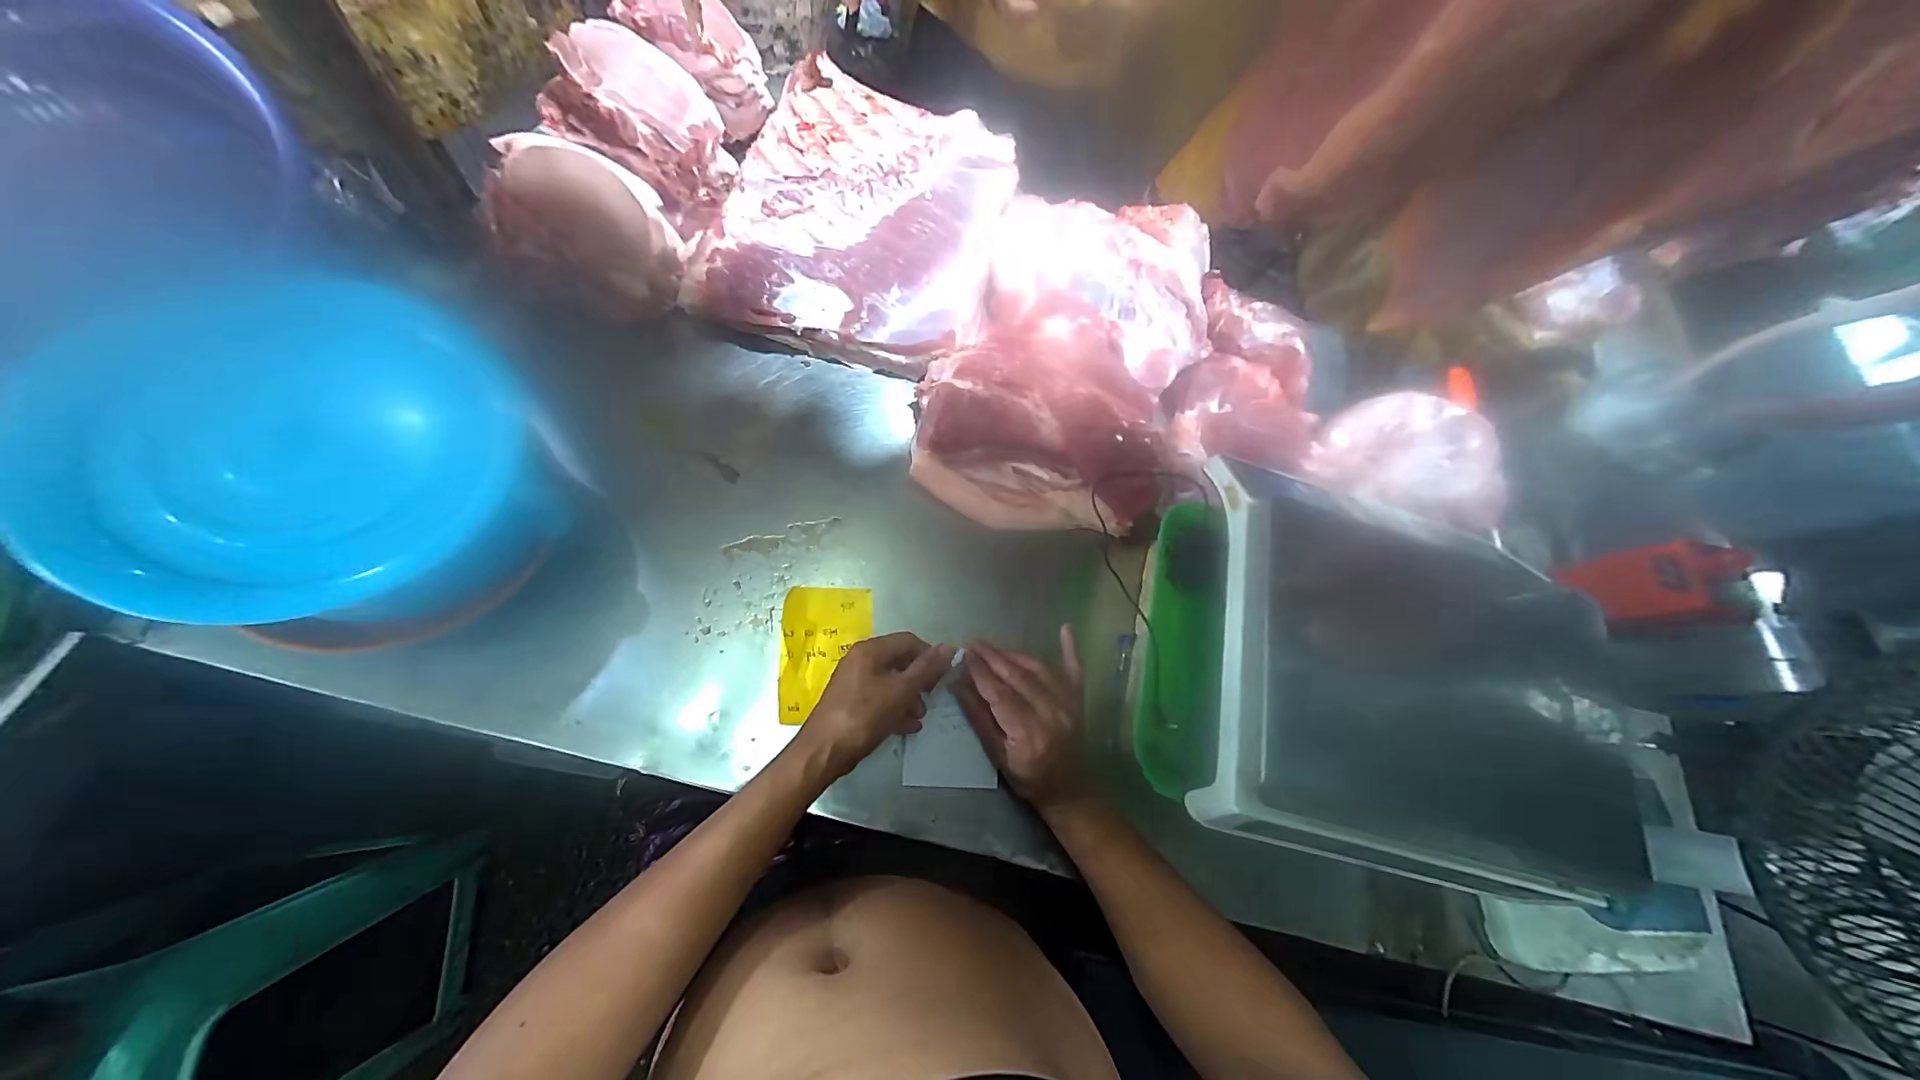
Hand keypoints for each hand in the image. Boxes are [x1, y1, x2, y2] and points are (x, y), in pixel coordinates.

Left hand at [798, 632, 954, 777]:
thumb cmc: (864, 716)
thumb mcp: (901, 691)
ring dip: (909, 698)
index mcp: (871, 650)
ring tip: (918, 717)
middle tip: (931, 698)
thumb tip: (949, 647)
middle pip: (899, 661)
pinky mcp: (850, 702)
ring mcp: (853, 682)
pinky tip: (906, 727)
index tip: (942, 677)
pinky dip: (895, 708)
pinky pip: (879, 698)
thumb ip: (926, 669)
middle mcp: (860, 660)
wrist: (824, 751)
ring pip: (890, 682)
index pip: (909, 641)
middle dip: (919, 680)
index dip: (929, 656)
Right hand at [956, 624, 1087, 809]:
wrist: (1069, 790)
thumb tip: (959, 685)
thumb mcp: (997, 756)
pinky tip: (1065, 628)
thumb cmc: (1028, 778)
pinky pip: (1074, 669)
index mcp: (1028, 733)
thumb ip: (980, 719)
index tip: (964, 655)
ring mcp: (1069, 705)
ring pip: (1038, 669)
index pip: (999, 694)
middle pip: (1018, 677)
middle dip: (993, 657)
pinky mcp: (1079, 700)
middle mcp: (1051, 714)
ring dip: (1013, 653)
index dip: (980, 672)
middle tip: (972, 643)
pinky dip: (1070, 648)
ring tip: (992, 645)